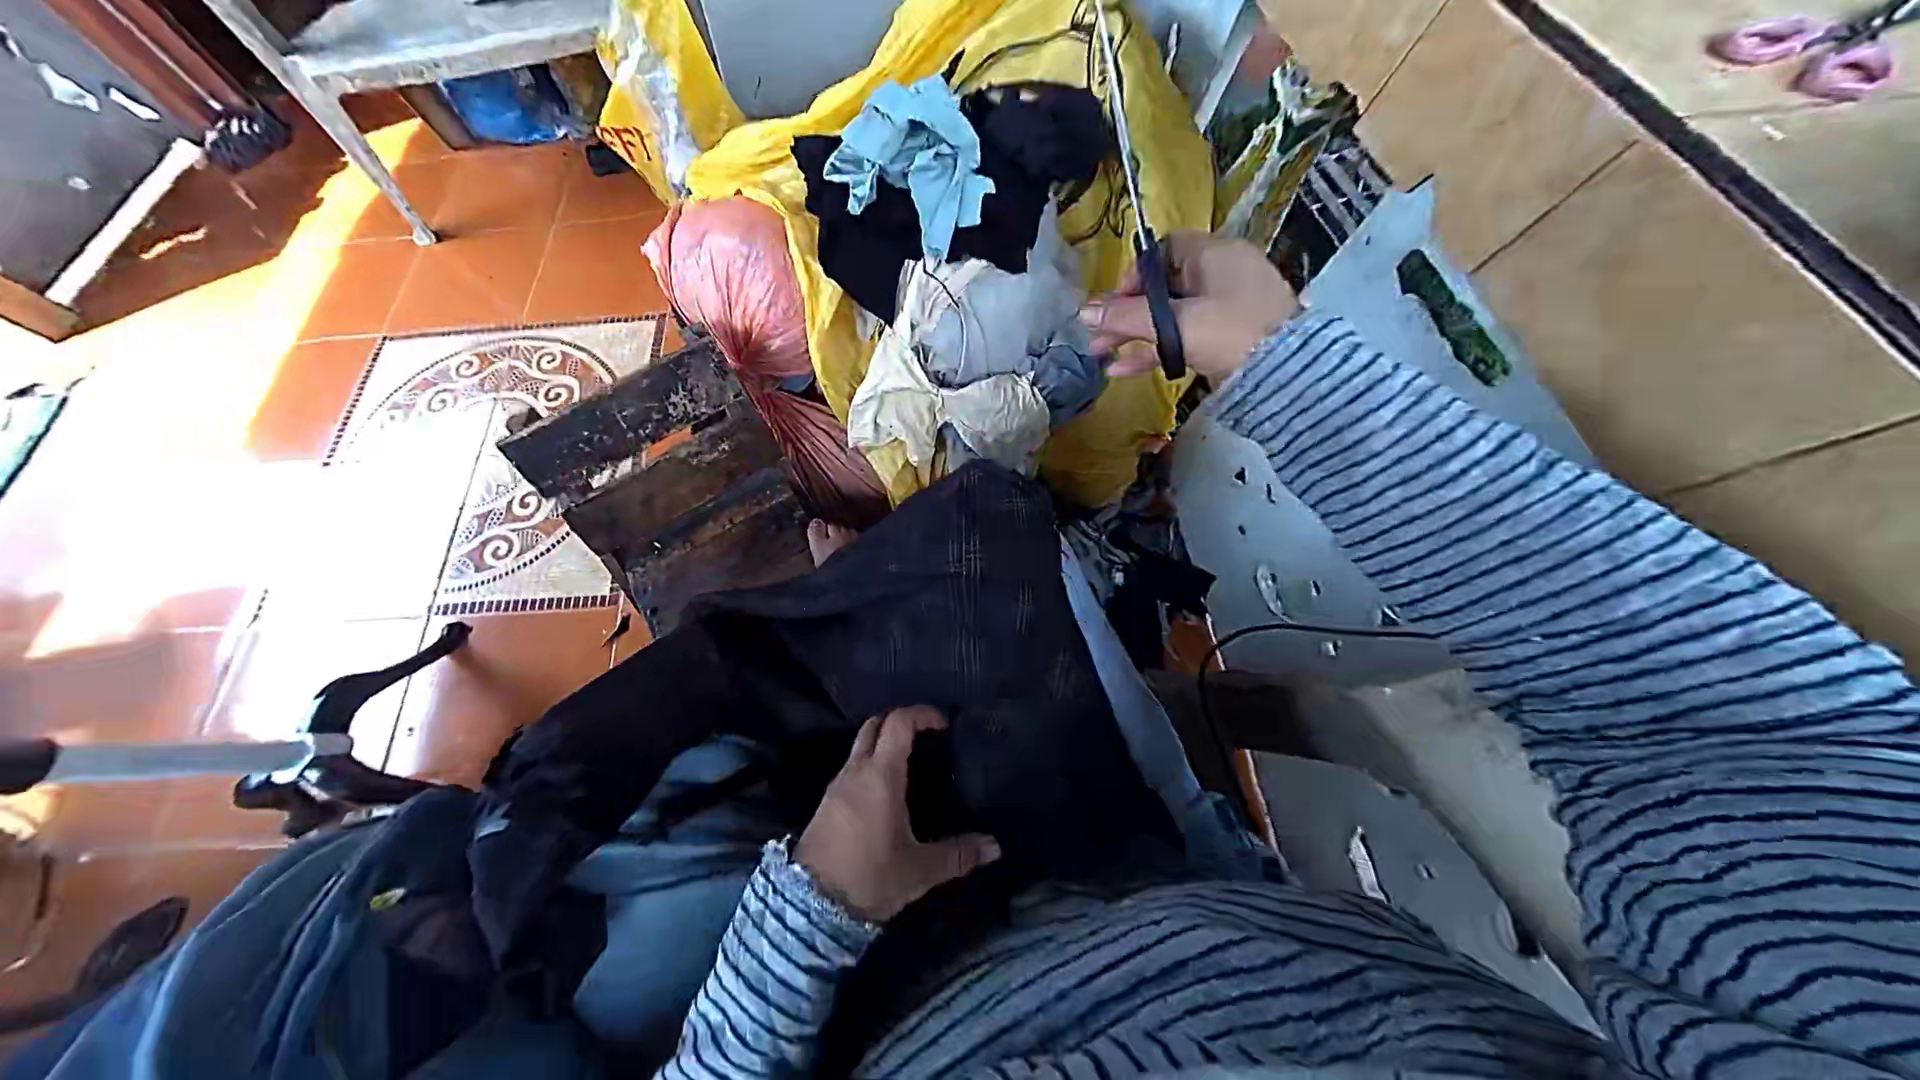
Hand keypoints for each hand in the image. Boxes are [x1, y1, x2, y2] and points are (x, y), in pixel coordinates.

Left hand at [796, 706, 1000, 921]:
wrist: (812, 908)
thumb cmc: (870, 878)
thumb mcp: (920, 870)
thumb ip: (958, 854)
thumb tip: (994, 846)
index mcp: (880, 775)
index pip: (899, 722)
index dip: (922, 714)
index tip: (943, 725)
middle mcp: (855, 771)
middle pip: (875, 725)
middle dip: (901, 721)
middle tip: (927, 738)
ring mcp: (836, 786)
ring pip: (860, 746)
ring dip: (884, 744)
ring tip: (911, 765)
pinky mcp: (826, 803)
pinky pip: (851, 768)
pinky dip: (871, 765)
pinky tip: (886, 792)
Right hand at [1079, 232, 1299, 383]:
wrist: (1284, 374)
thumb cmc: (1230, 333)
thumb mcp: (1175, 322)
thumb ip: (1127, 317)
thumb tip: (1083, 313)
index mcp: (1214, 254)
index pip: (1162, 252)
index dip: (1133, 275)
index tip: (1114, 302)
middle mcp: (1218, 275)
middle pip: (1160, 289)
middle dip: (1125, 313)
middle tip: (1097, 336)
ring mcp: (1222, 309)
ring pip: (1168, 317)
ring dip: (1134, 335)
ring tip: (1101, 355)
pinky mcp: (1222, 339)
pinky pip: (1181, 338)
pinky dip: (1154, 350)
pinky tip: (1122, 370)